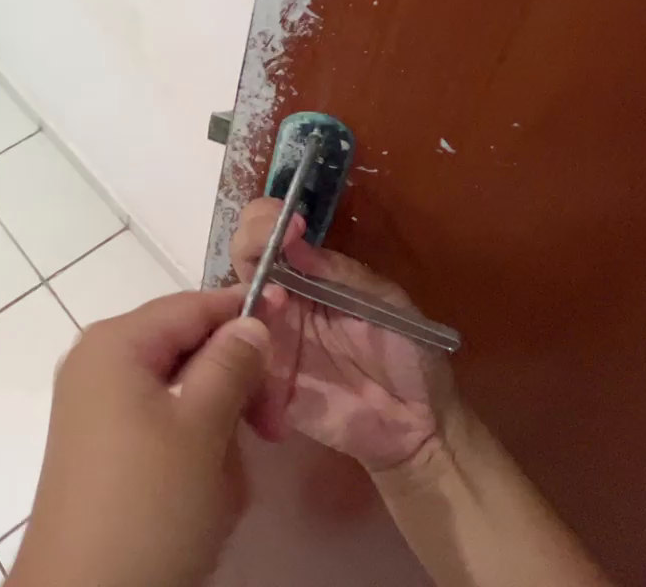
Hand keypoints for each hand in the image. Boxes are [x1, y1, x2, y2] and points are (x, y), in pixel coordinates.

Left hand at [9, 288, 274, 586]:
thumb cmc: (149, 503)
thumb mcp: (202, 428)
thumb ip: (231, 365)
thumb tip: (250, 320)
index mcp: (116, 342)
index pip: (190, 305)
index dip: (242, 311)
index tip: (294, 321)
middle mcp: (99, 363)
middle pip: (185, 349)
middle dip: (233, 387)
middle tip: (272, 431)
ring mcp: (96, 407)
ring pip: (180, 396)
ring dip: (215, 431)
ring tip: (223, 486)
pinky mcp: (102, 449)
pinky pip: (161, 430)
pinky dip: (191, 454)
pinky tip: (203, 499)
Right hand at [230, 196, 457, 471]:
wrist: (419, 425)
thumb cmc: (406, 354)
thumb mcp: (384, 303)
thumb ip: (340, 274)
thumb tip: (294, 243)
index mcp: (306, 276)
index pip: (271, 235)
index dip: (267, 221)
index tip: (290, 224)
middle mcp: (278, 302)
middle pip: (241, 260)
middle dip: (248, 246)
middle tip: (270, 260)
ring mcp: (266, 341)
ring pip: (226, 307)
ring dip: (238, 298)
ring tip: (274, 308)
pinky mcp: (263, 383)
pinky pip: (233, 363)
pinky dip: (231, 352)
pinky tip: (250, 348)